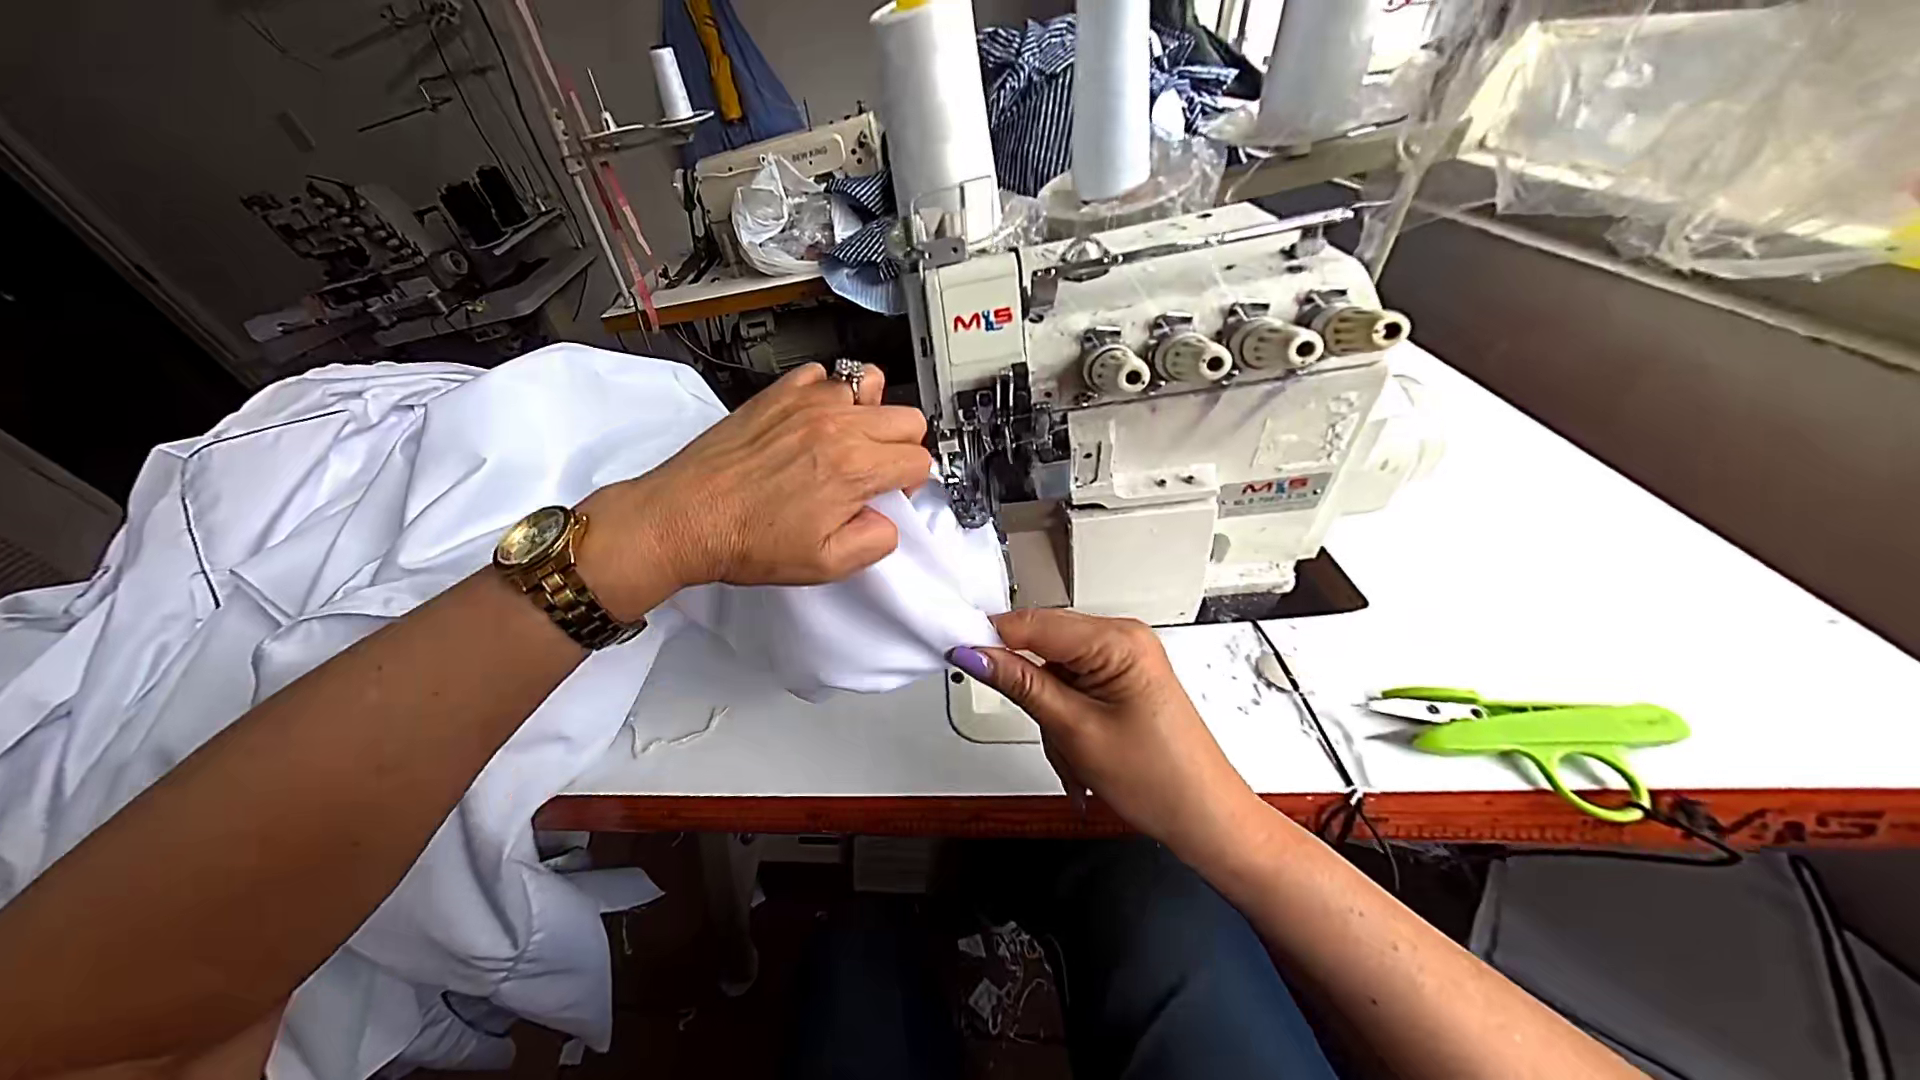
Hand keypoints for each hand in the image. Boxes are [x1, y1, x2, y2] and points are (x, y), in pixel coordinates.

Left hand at [577, 362, 930, 617]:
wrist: (685, 519)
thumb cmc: (743, 538)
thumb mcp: (827, 563)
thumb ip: (876, 541)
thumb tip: (887, 521)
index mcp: (853, 467)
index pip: (918, 459)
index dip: (911, 482)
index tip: (893, 492)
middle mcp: (834, 425)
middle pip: (907, 418)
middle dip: (902, 447)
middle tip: (879, 469)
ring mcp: (805, 404)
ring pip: (870, 386)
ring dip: (871, 414)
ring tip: (852, 440)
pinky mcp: (777, 395)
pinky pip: (823, 375)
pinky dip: (829, 394)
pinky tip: (817, 423)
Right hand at [950, 609, 1268, 862]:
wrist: (1206, 818)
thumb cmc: (1164, 780)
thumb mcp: (1075, 731)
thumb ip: (1021, 684)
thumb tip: (978, 654)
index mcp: (1119, 640)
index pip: (1033, 622)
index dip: (990, 638)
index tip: (957, 652)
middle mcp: (1124, 639)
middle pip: (1042, 644)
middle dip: (1029, 688)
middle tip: (1037, 726)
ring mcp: (1125, 658)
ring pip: (1053, 670)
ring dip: (1048, 713)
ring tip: (1071, 755)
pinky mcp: (1122, 677)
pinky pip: (1072, 684)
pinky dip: (1063, 717)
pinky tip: (1079, 751)